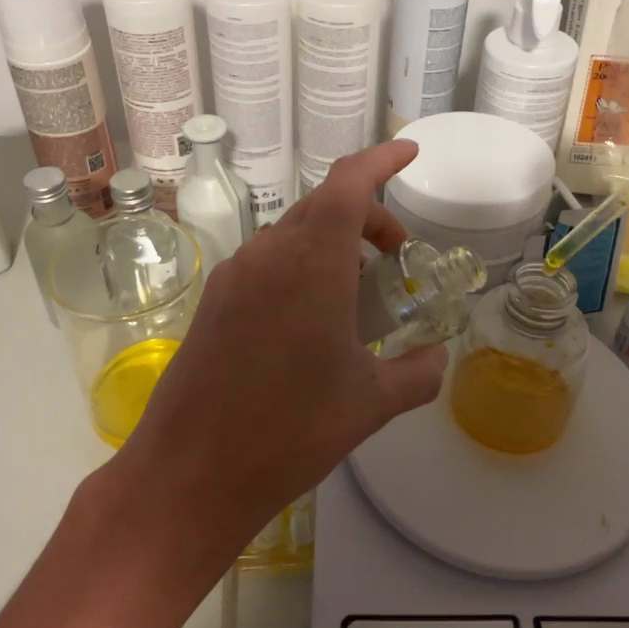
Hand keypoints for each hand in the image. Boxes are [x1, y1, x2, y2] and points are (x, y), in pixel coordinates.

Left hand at [108, 140, 449, 554]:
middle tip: (396, 258)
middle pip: (322, 206)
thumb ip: (417, 372)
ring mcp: (234, 276)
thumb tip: (436, 357)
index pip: (349, 183)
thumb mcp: (371, 403)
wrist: (192, 472)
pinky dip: (299, 267)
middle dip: (366, 217)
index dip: (381, 161)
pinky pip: (266, 263)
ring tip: (357, 295)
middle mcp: (268, 254)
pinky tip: (311, 319)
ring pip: (291, 234)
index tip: (410, 156)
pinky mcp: (213, 301)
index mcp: (311, 262)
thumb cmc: (291, 431)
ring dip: (331, 245)